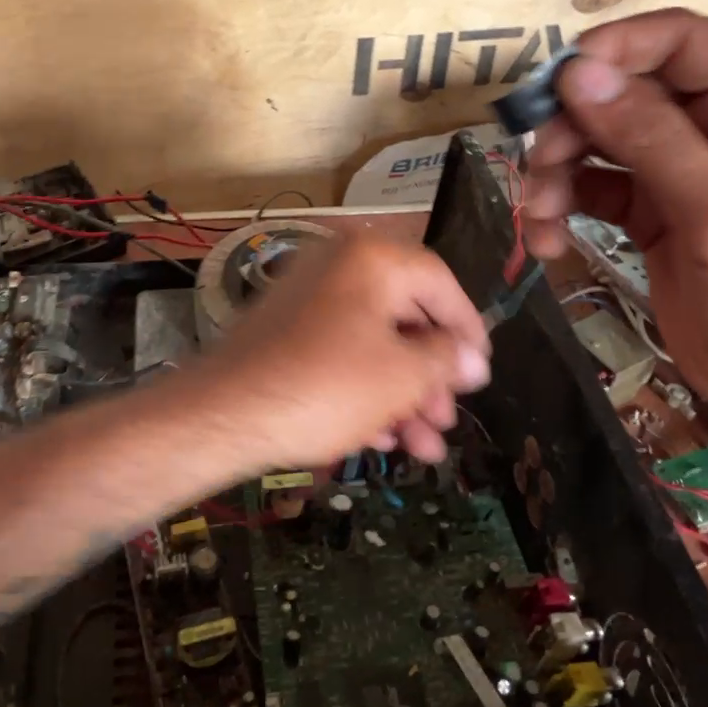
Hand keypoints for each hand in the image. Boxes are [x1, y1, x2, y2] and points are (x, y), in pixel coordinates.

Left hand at [188, 235, 490, 467]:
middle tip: (449, 420)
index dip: (468, 328)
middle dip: (431, 377)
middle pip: (405, 316)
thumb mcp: (401, 377)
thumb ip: (444, 360)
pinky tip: (378, 438)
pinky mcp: (285, 329)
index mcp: (371, 258)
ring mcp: (307, 296)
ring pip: (372, 341)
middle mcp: (338, 265)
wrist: (226, 412)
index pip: (440, 281)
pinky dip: (363, 389)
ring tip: (423, 448)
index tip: (481, 371)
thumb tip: (470, 356)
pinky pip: (338, 351)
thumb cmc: (325, 387)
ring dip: (402, 394)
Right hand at [521, 9, 707, 425]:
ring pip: (599, 142)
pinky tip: (550, 243)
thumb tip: (576, 72)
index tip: (553, 83)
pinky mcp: (654, 217)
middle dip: (573, 126)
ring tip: (541, 217)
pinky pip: (593, 190)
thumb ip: (650, 138)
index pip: (680, 42)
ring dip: (558, 172)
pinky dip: (563, 209)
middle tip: (537, 166)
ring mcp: (684, 176)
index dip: (614, 49)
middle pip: (625, 93)